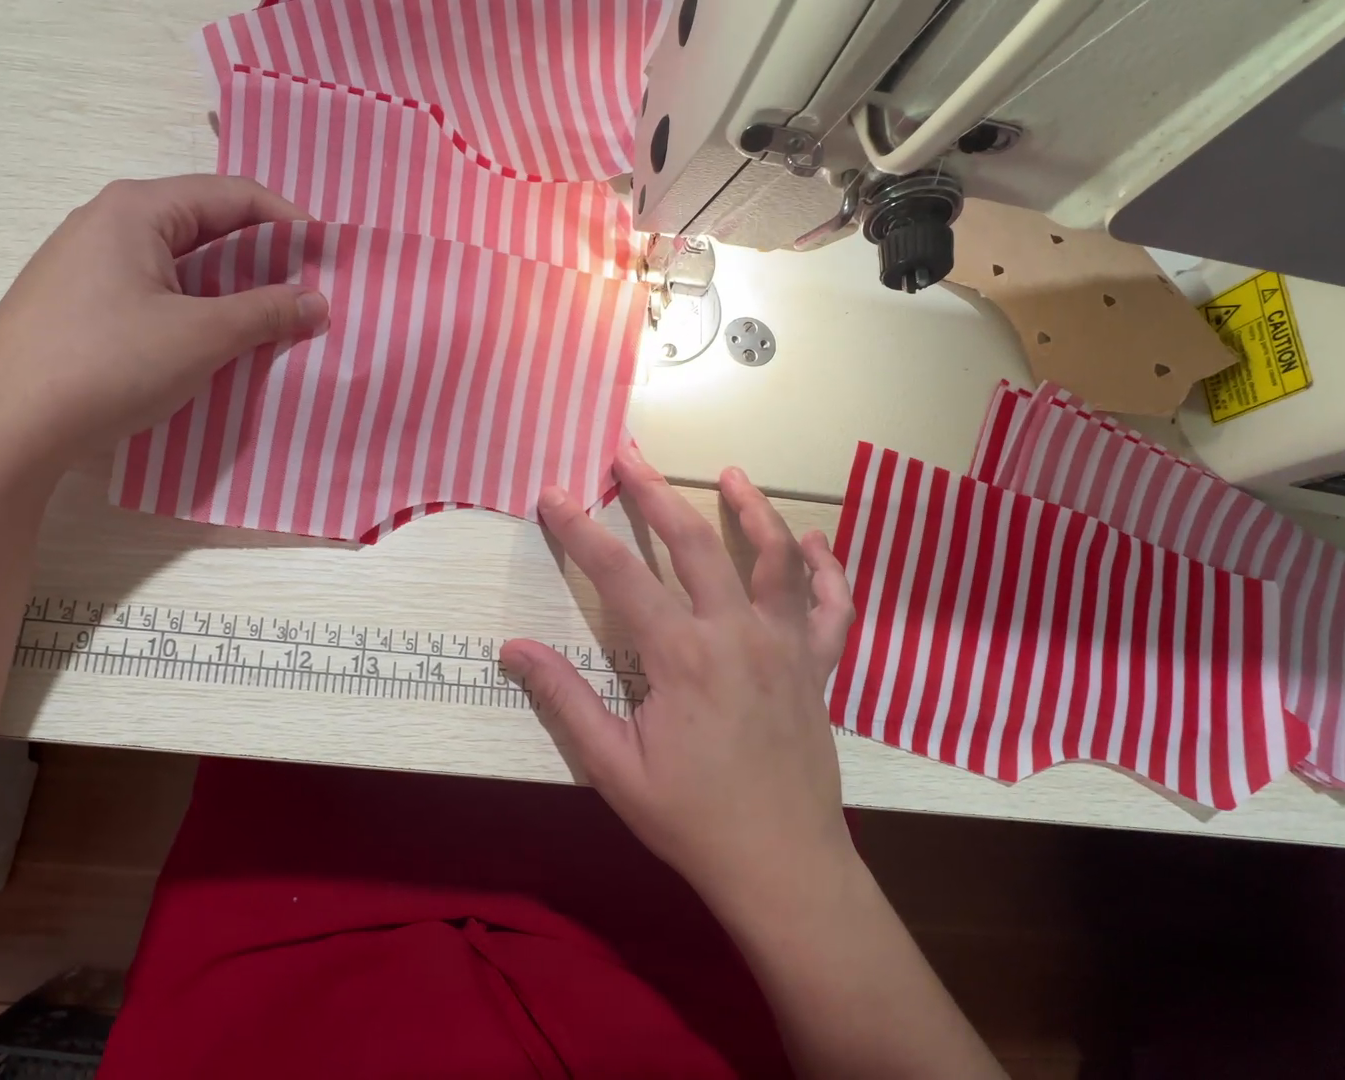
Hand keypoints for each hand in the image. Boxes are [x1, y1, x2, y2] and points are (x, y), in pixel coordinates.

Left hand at [0, 176, 329, 467]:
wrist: (5, 425)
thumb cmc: (108, 364)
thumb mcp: (200, 336)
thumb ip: (265, 313)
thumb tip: (317, 301)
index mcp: (138, 209)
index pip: (233, 195)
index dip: (289, 223)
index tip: (330, 259)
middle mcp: (109, 224)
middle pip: (206, 227)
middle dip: (263, 261)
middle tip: (307, 296)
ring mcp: (88, 266)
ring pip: (180, 266)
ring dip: (231, 292)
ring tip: (272, 325)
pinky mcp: (79, 307)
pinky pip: (155, 295)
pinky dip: (196, 312)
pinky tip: (215, 345)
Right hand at [499, 448, 855, 908]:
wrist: (783, 866)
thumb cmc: (691, 819)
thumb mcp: (613, 767)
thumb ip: (564, 699)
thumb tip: (513, 647)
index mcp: (680, 656)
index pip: (618, 573)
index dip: (580, 529)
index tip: (554, 494)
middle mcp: (736, 634)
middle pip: (694, 543)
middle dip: (656, 493)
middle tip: (630, 455)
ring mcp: (785, 647)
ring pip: (773, 559)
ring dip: (752, 510)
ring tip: (731, 473)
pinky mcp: (817, 668)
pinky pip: (831, 607)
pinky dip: (826, 569)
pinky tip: (816, 544)